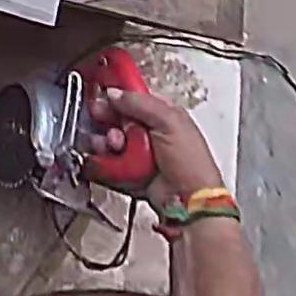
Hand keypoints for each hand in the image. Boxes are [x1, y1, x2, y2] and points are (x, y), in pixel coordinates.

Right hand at [88, 89, 223, 202]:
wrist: (188, 202)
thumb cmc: (190, 163)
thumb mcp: (169, 123)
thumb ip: (140, 103)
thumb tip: (114, 92)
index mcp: (164, 115)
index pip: (134, 96)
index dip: (118, 95)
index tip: (104, 96)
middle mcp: (151, 131)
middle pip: (117, 116)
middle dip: (109, 119)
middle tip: (105, 121)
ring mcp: (140, 151)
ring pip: (110, 137)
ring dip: (108, 141)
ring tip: (116, 146)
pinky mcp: (130, 168)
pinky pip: (109, 158)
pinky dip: (106, 158)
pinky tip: (111, 158)